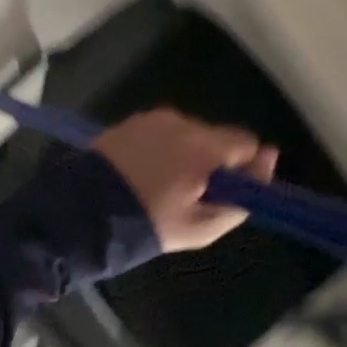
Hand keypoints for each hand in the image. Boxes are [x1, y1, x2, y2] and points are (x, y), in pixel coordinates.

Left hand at [92, 108, 277, 252]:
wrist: (78, 213)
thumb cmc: (145, 223)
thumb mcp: (203, 226)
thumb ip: (244, 196)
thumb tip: (267, 159)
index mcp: (202, 144)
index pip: (244, 142)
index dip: (241, 167)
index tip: (223, 190)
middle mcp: (177, 122)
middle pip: (212, 136)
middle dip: (208, 160)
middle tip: (185, 192)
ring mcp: (145, 120)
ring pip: (183, 133)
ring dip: (180, 153)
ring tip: (157, 185)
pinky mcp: (121, 125)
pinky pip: (154, 133)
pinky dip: (155, 149)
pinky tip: (139, 174)